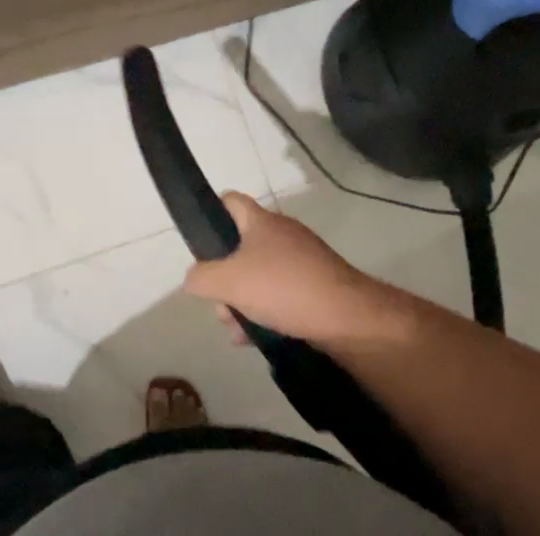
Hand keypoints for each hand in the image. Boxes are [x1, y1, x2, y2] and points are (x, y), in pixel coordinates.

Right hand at [183, 192, 406, 345]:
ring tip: (238, 331)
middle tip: (220, 306)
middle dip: (223, 280)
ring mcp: (300, 260)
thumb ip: (201, 277)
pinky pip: (279, 295)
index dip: (210, 215)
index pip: (229, 201)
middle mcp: (281, 233)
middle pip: (239, 248)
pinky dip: (265, 313)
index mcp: (261, 221)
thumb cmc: (283, 288)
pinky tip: (257, 338)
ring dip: (242, 302)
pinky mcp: (314, 285)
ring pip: (258, 276)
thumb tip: (193, 278)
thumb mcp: (228, 281)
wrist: (346, 317)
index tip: (200, 246)